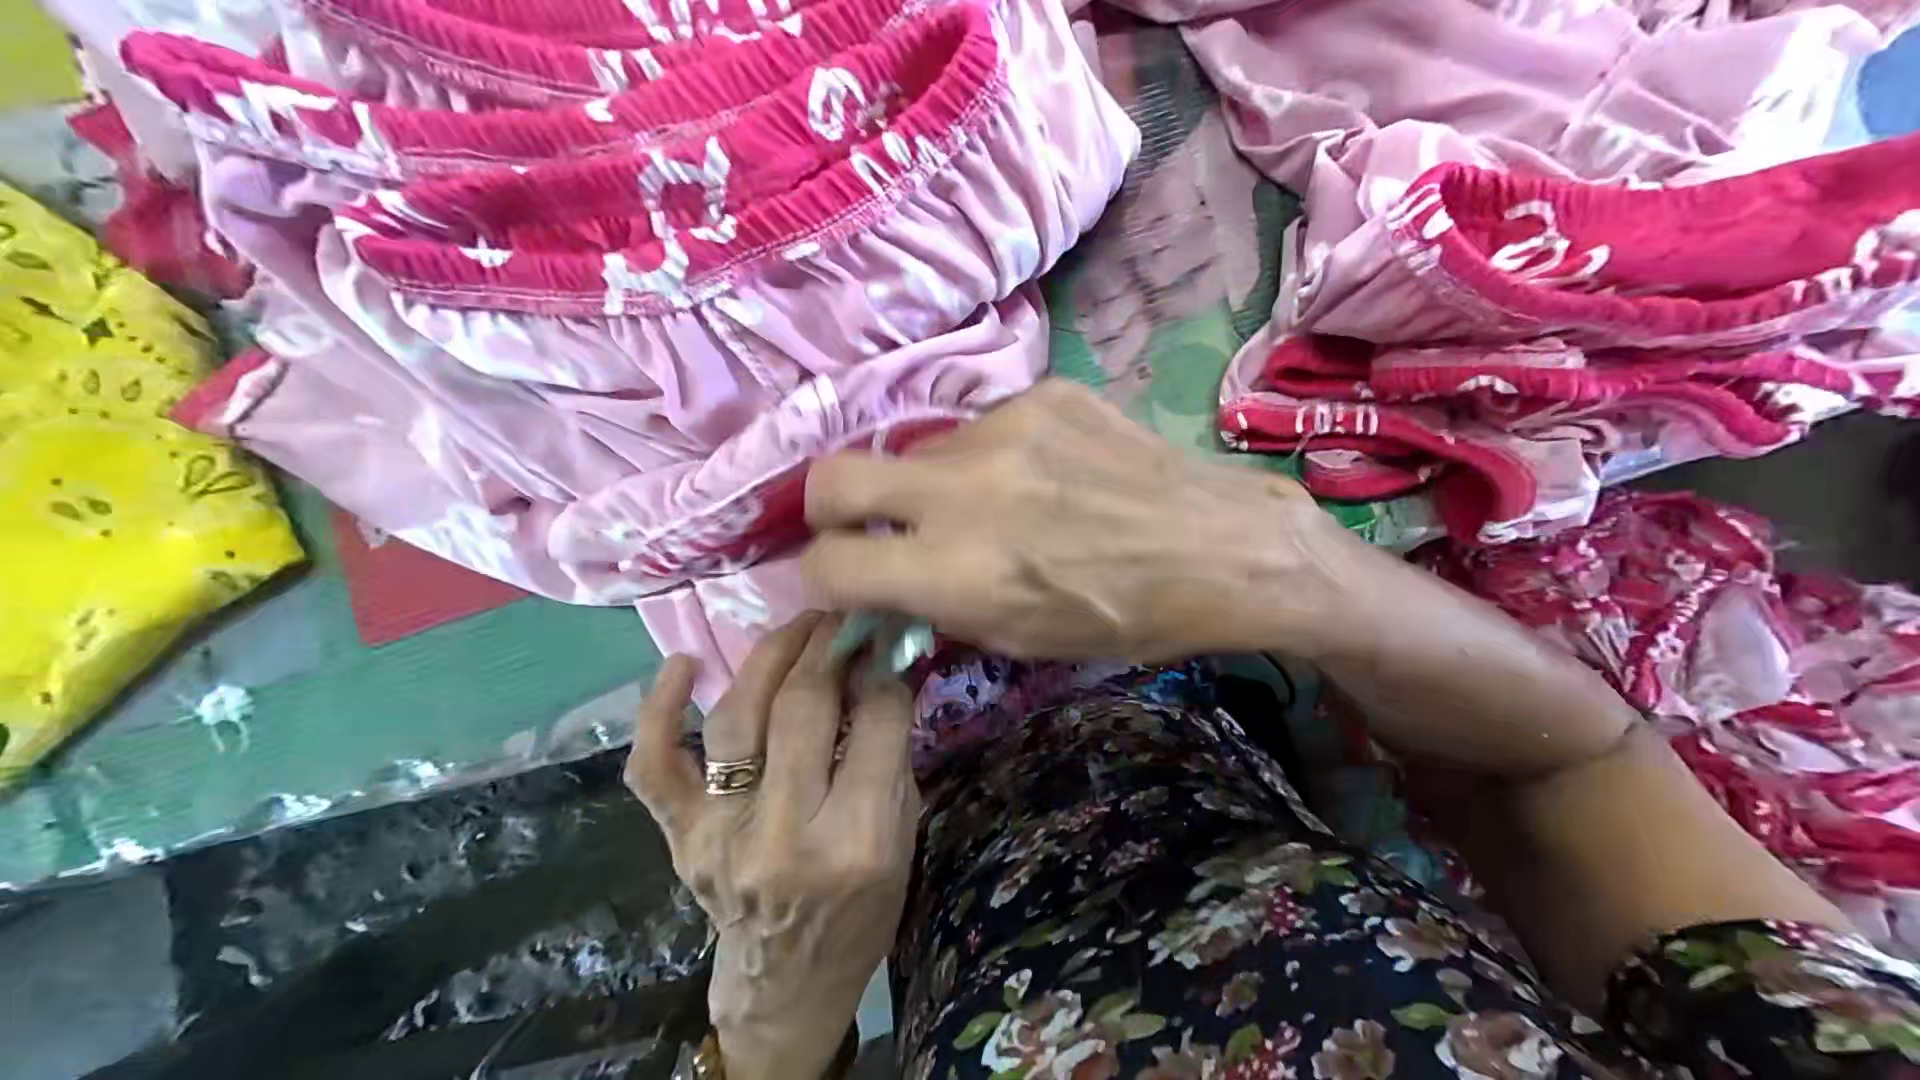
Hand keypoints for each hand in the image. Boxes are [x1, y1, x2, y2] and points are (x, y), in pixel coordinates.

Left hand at [624, 614, 918, 1079]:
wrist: (788, 981)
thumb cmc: (861, 909)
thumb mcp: (902, 834)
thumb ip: (889, 752)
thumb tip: (883, 668)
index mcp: (856, 840)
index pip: (877, 721)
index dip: (884, 669)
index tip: (885, 641)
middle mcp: (785, 832)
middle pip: (804, 709)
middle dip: (829, 648)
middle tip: (842, 619)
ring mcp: (721, 833)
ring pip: (737, 719)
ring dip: (770, 657)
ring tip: (798, 626)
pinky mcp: (681, 837)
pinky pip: (653, 768)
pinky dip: (657, 711)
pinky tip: (682, 664)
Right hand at [802, 379, 1352, 660]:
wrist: (1223, 548)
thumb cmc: (1122, 617)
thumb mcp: (1017, 639)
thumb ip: (932, 604)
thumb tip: (875, 582)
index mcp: (957, 571)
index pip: (829, 564)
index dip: (822, 577)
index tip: (844, 578)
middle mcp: (963, 490)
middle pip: (831, 477)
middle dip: (829, 508)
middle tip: (861, 524)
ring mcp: (1002, 429)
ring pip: (914, 452)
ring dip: (928, 485)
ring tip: (991, 504)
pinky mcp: (1040, 393)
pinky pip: (979, 427)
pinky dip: (987, 457)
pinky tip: (1042, 475)